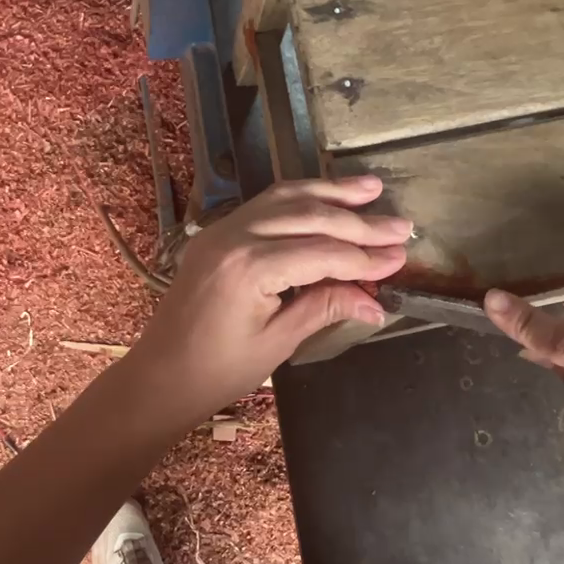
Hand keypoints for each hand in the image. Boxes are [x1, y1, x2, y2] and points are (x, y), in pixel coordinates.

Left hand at [122, 177, 409, 427]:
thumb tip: (377, 301)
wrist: (161, 374)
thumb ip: (325, 308)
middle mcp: (235, 236)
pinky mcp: (217, 232)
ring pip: (286, 198)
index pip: (323, 253)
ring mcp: (222, 229)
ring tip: (372, 189)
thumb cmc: (217, 371)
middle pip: (309, 217)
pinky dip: (300, 198)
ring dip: (330, 193)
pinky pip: (265, 205)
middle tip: (402, 226)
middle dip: (359, 222)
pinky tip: (326, 197)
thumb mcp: (277, 343)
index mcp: (249, 267)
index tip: (401, 257)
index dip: (365, 257)